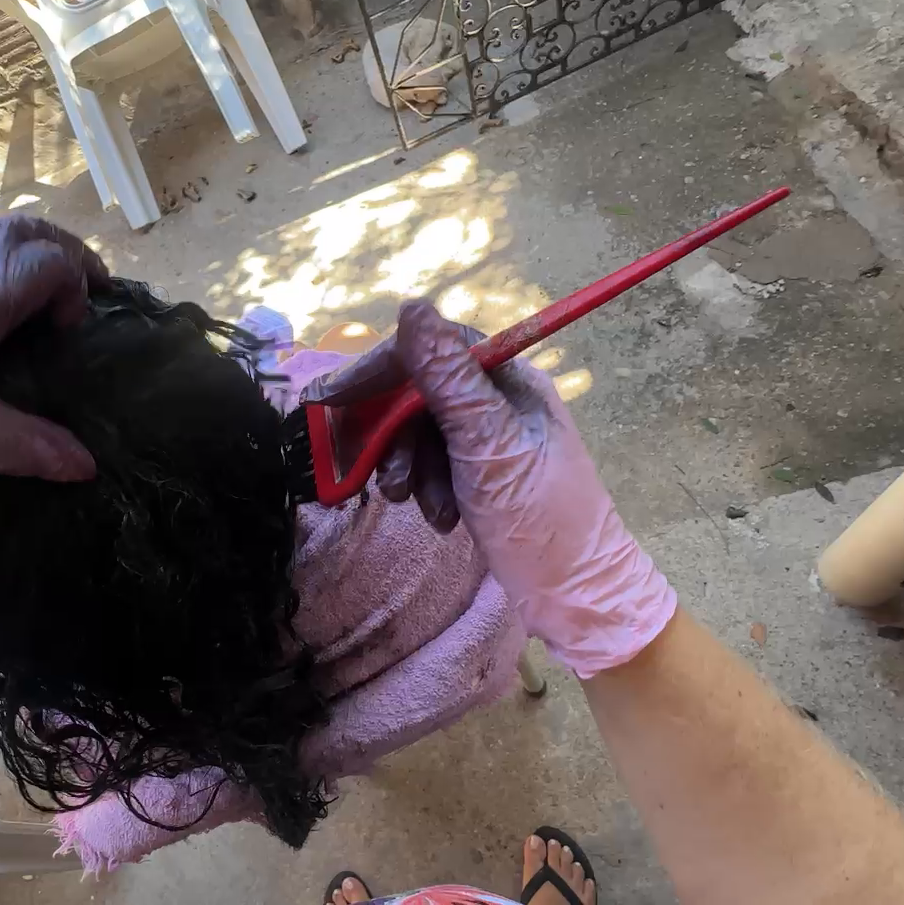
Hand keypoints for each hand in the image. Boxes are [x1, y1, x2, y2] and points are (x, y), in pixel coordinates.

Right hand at [306, 301, 675, 675]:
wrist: (577, 598)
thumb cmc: (540, 518)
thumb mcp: (487, 444)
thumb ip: (446, 378)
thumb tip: (411, 306)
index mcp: (507, 377)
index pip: (428, 349)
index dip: (375, 369)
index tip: (326, 398)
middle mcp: (494, 398)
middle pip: (416, 392)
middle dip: (389, 433)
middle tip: (361, 468)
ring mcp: (485, 435)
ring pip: (416, 431)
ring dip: (407, 467)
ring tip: (412, 502)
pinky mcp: (477, 470)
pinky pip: (429, 462)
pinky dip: (424, 488)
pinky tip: (441, 517)